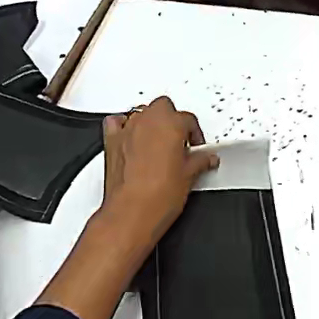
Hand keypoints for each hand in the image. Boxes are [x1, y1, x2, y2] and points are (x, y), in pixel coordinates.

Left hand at [96, 97, 219, 251]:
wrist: (132, 212)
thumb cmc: (158, 195)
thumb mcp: (189, 176)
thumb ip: (200, 160)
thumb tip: (206, 158)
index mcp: (171, 123)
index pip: (188, 119)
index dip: (195, 133)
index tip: (196, 146)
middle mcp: (148, 120)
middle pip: (163, 107)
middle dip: (172, 119)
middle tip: (179, 141)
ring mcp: (128, 128)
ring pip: (141, 113)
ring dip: (150, 123)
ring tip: (159, 144)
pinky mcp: (111, 140)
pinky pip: (117, 122)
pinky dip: (124, 126)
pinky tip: (131, 138)